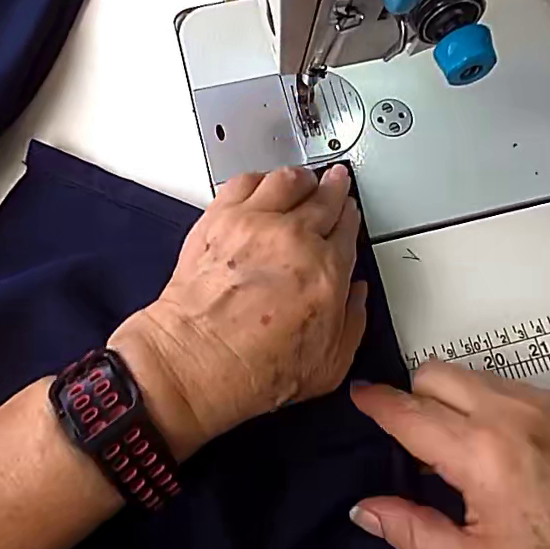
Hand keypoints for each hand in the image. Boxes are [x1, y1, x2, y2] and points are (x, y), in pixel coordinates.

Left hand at [109, 165, 368, 459]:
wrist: (194, 362)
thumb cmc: (250, 369)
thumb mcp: (328, 367)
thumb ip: (352, 324)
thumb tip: (355, 297)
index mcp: (327, 271)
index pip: (347, 227)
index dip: (350, 216)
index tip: (348, 213)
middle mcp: (293, 239)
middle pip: (323, 197)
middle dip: (333, 189)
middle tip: (335, 183)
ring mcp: (253, 224)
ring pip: (286, 181)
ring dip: (299, 180)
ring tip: (301, 181)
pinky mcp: (217, 220)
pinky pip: (244, 182)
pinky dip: (257, 179)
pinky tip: (260, 184)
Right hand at [348, 363, 549, 548]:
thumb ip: (411, 534)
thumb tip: (362, 508)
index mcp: (481, 456)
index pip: (405, 410)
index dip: (373, 401)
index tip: (355, 396)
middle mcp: (508, 413)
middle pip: (431, 373)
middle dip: (410, 397)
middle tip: (412, 441)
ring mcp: (542, 402)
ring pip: (466, 374)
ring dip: (445, 398)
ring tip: (455, 447)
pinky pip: (500, 384)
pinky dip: (480, 402)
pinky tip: (496, 447)